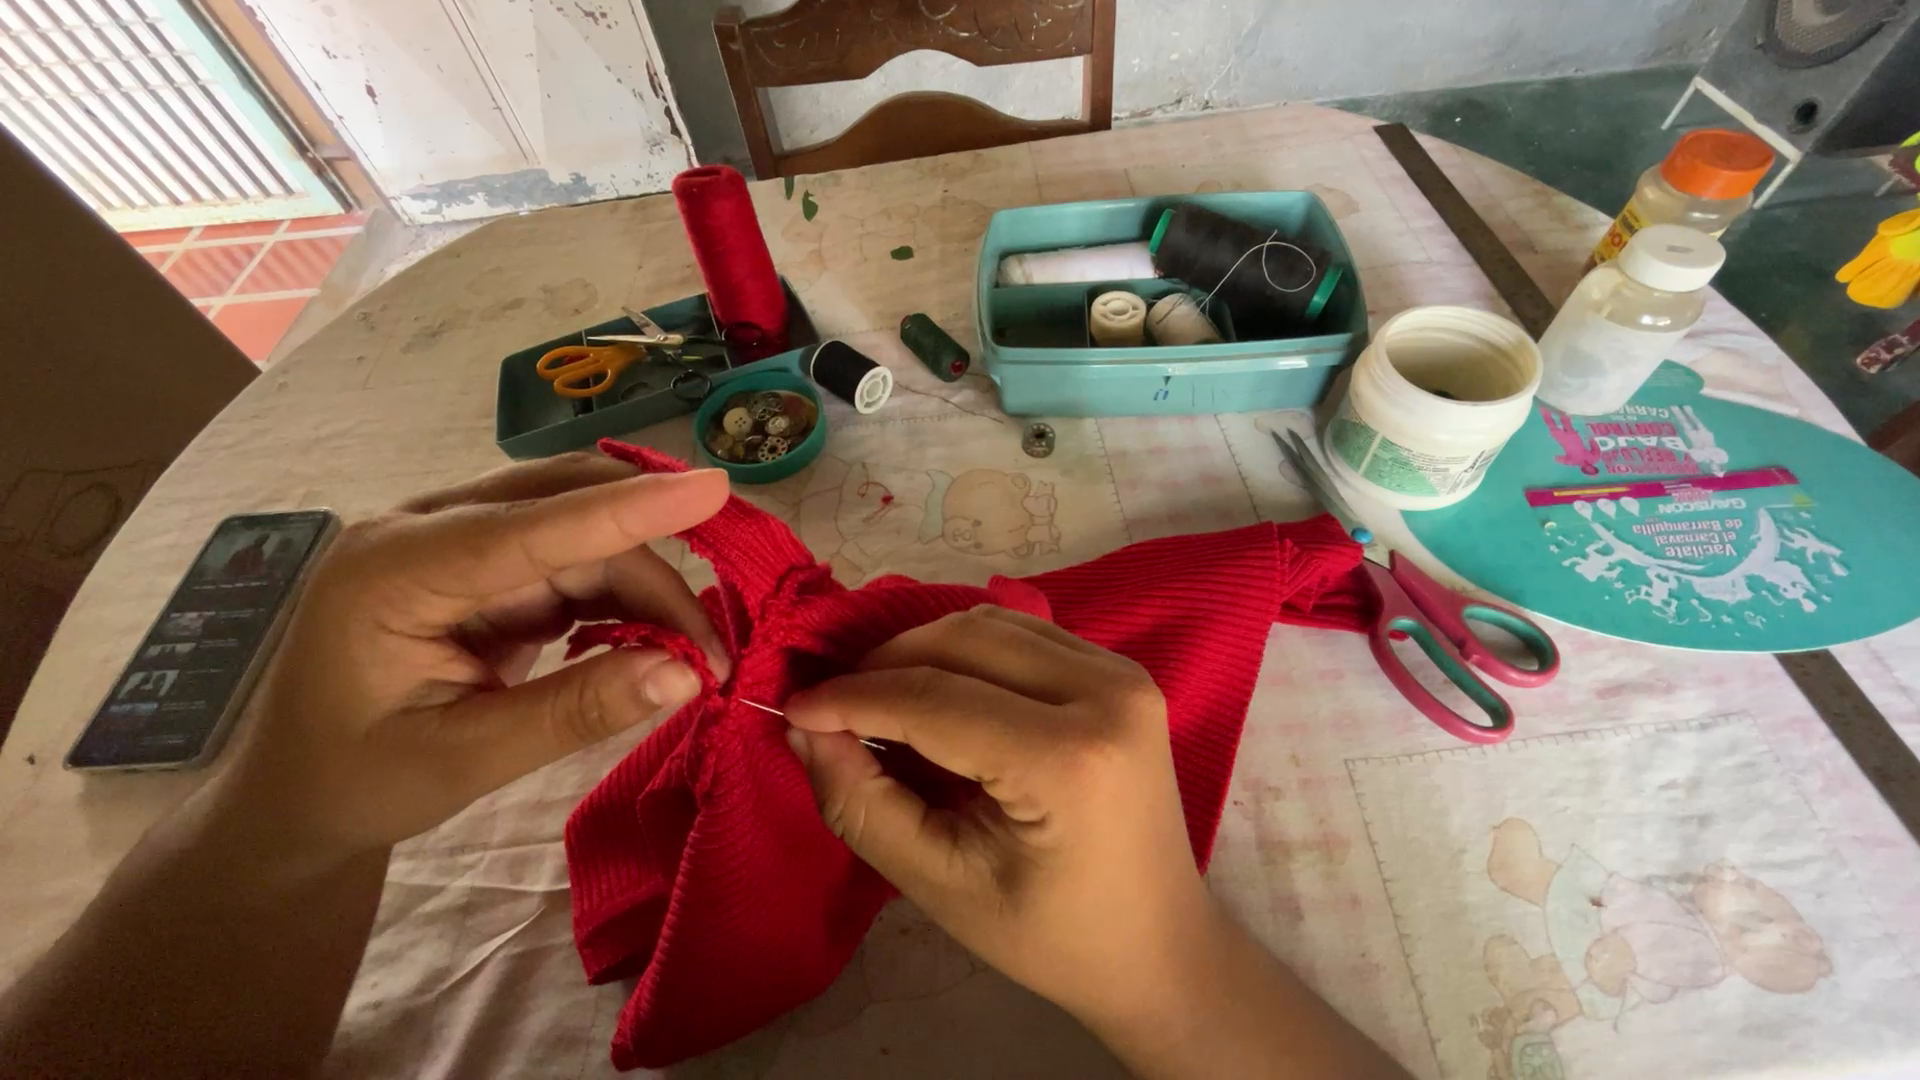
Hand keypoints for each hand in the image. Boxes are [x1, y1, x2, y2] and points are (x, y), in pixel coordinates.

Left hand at [213, 452, 731, 857]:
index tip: (714, 488)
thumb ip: (575, 711)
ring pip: (586, 533)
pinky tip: (655, 638)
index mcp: (392, 572)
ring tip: (695, 655)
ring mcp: (460, 541)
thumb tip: (686, 674)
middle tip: (716, 637)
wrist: (296, 792)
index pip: (528, 526)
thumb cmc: (356, 782)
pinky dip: (628, 597)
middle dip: (654, 561)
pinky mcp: (490, 563)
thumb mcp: (466, 761)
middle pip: (568, 510)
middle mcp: (427, 532)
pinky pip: (580, 560)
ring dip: (648, 586)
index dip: (627, 509)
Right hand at [784, 606, 1409, 1078]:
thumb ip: (862, 802)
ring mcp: (1121, 672)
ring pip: (989, 623)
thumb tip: (804, 726)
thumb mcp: (940, 885)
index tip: (793, 707)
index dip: (852, 697)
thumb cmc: (1051, 935)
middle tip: (834, 706)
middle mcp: (1105, 692)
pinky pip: (1023, 633)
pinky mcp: (1120, 670)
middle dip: (884, 665)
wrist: (1159, 944)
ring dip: (923, 649)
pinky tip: (940, 689)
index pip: (934, 698)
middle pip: (961, 639)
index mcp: (1067, 759)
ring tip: (880, 698)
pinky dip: (967, 649)